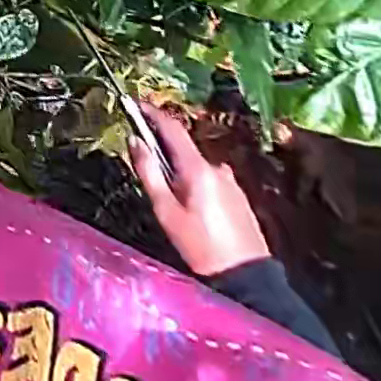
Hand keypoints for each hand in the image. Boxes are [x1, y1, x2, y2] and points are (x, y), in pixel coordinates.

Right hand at [129, 102, 269, 276]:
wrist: (247, 278)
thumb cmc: (199, 244)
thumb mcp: (165, 209)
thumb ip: (148, 171)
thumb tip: (134, 140)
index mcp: (197, 169)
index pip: (172, 127)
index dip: (151, 112)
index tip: (134, 103)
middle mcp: (217, 169)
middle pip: (182, 145)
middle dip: (160, 146)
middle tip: (142, 158)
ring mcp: (230, 182)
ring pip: (194, 163)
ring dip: (177, 166)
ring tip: (167, 192)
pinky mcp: (238, 196)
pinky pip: (208, 177)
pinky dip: (192, 178)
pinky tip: (188, 202)